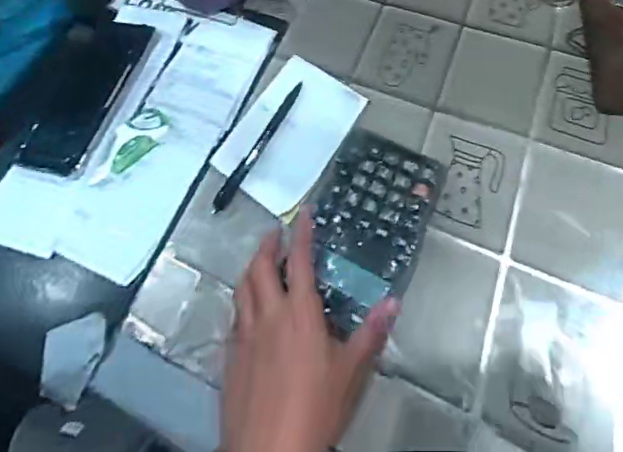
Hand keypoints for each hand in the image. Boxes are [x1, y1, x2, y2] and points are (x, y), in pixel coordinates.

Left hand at [222, 215, 398, 451]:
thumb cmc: (314, 409)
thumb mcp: (350, 372)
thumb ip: (370, 334)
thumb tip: (393, 302)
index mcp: (299, 313)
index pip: (299, 260)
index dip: (302, 233)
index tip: (304, 213)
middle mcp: (268, 316)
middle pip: (260, 267)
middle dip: (267, 245)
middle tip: (276, 234)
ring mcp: (244, 337)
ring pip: (241, 289)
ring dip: (251, 269)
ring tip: (261, 264)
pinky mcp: (229, 360)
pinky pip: (233, 319)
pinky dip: (242, 303)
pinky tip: (249, 314)